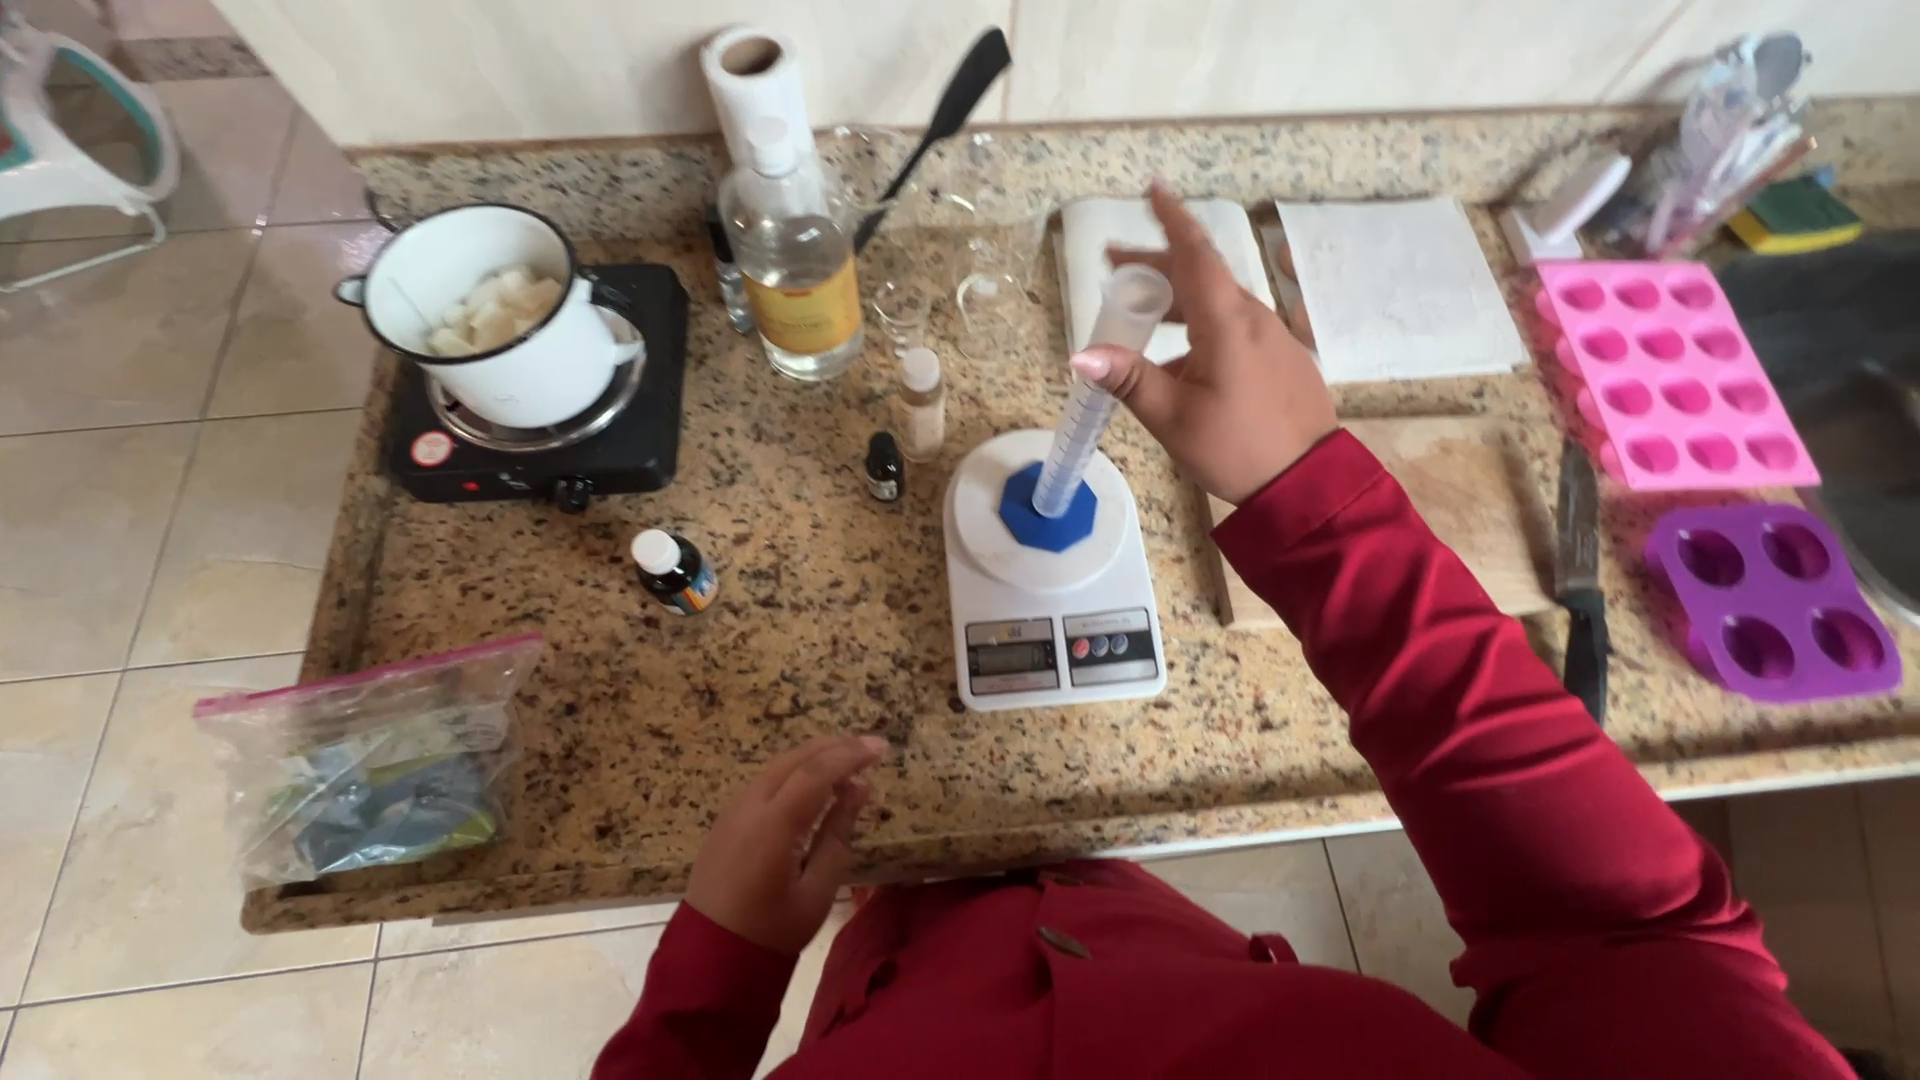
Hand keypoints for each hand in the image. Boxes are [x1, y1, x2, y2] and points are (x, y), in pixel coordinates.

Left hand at [685, 734, 887, 953]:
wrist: (707, 960)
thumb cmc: (770, 933)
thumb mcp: (817, 892)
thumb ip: (839, 835)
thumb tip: (860, 789)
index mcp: (772, 826)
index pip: (817, 772)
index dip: (851, 755)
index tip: (881, 748)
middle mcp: (749, 806)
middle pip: (796, 758)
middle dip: (835, 746)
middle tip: (870, 747)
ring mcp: (733, 809)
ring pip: (779, 764)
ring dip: (815, 755)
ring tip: (849, 760)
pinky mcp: (726, 817)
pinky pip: (766, 778)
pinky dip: (796, 770)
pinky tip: (816, 782)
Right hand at [1083, 182, 1337, 504]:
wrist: (1307, 482)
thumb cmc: (1236, 448)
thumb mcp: (1173, 417)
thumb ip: (1129, 380)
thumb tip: (1080, 354)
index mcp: (1227, 324)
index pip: (1195, 255)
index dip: (1171, 220)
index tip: (1152, 189)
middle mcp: (1253, 318)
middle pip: (1202, 274)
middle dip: (1157, 263)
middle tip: (1115, 264)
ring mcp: (1273, 337)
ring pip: (1218, 301)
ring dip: (1178, 296)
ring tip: (1141, 311)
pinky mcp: (1281, 358)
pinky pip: (1235, 326)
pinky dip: (1200, 323)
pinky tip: (1179, 357)